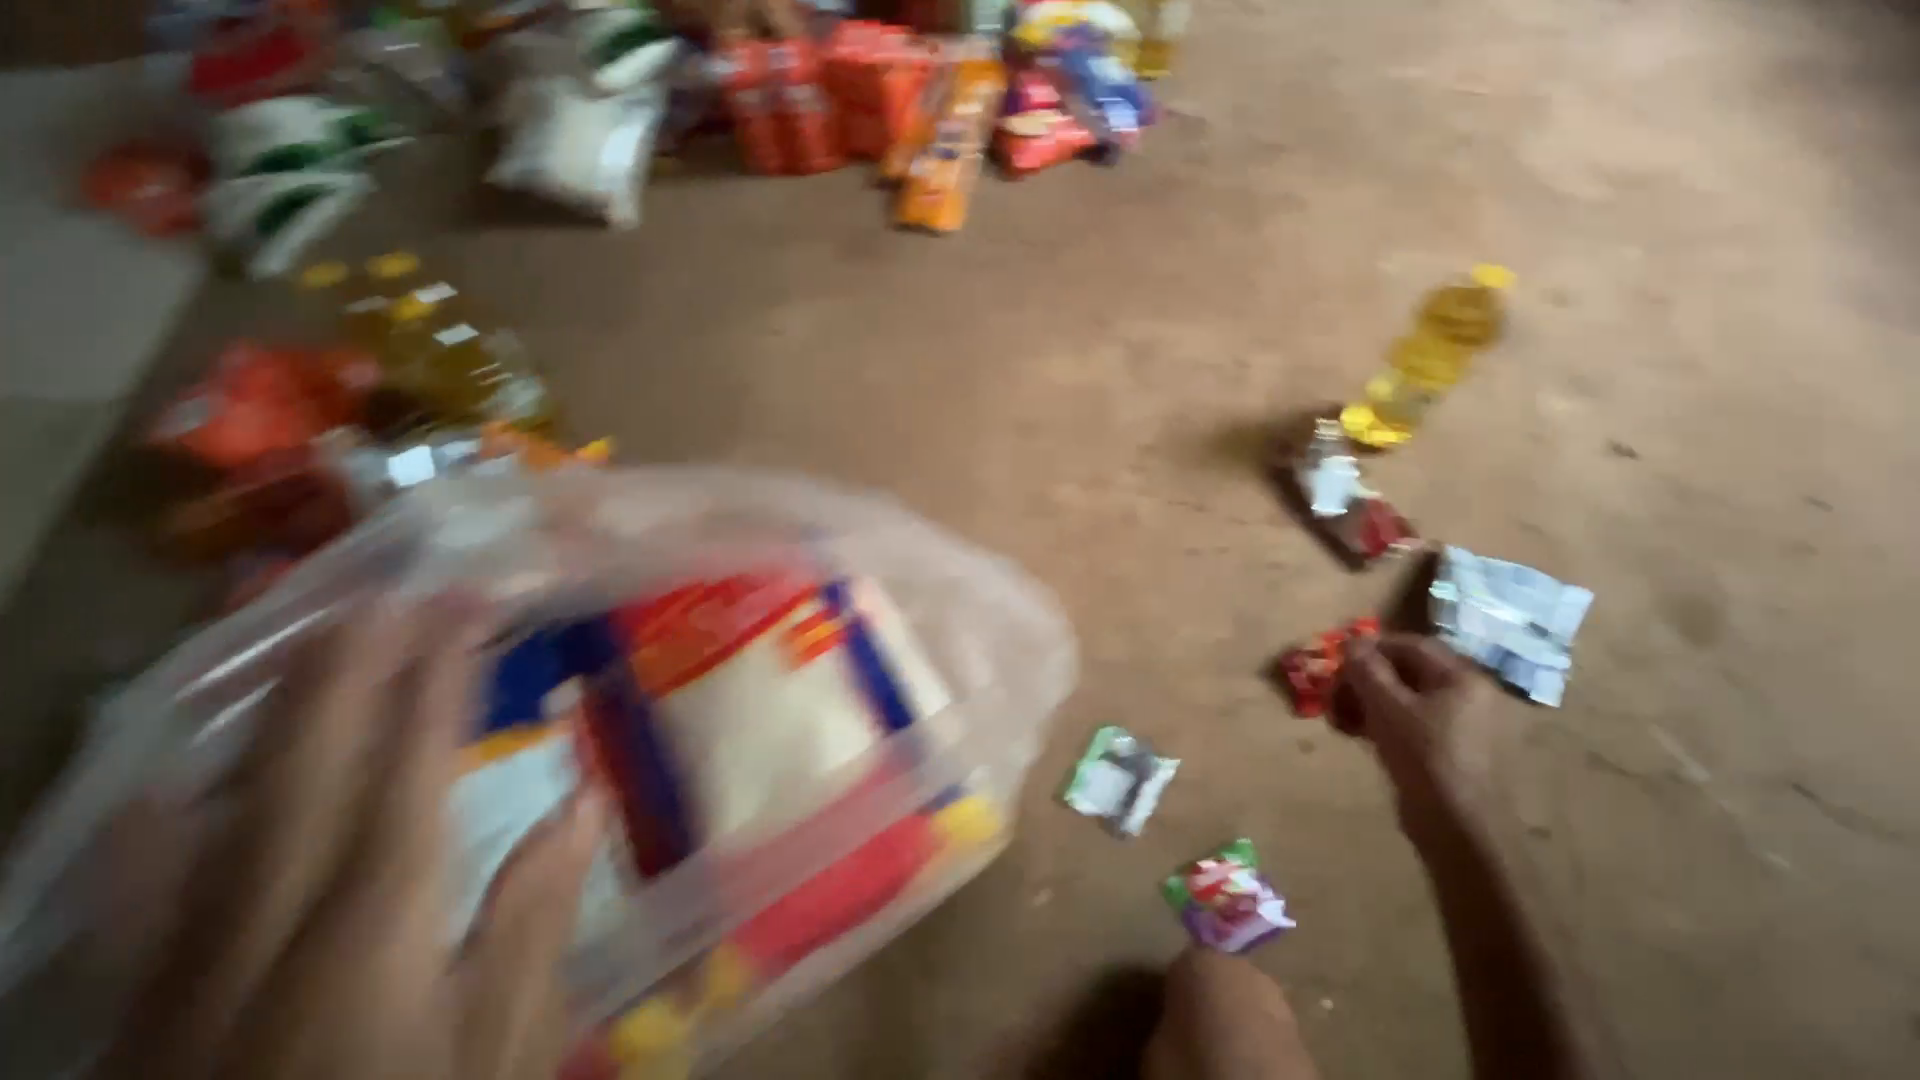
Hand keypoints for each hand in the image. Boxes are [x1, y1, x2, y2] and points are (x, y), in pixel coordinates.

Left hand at [95, 595, 606, 1079]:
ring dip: (267, 712)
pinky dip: (157, 823)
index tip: (460, 607)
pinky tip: (168, 783)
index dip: (435, 678)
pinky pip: (138, 894)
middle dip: (349, 665)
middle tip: (386, 589)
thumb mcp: (501, 1051)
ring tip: (301, 641)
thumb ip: (532, 923)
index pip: (409, 768)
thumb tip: (580, 805)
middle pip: (307, 764)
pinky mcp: (141, 1009)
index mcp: (377, 927)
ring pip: (220, 803)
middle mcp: (272, 922)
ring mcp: (188, 963)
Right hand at [1337, 634, 1497, 838]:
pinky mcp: (1448, 750)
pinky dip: (1382, 723)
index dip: (1371, 647)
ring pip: (1404, 698)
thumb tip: (1351, 643)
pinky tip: (1357, 736)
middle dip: (1364, 679)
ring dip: (1367, 702)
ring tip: (1340, 720)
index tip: (1337, 661)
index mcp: (1461, 678)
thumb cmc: (1425, 758)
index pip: (1411, 644)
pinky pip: (1410, 722)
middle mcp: (1467, 694)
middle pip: (1406, 671)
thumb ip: (1367, 670)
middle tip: (1334, 695)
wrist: (1459, 827)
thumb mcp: (1387, 708)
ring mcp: (1459, 724)